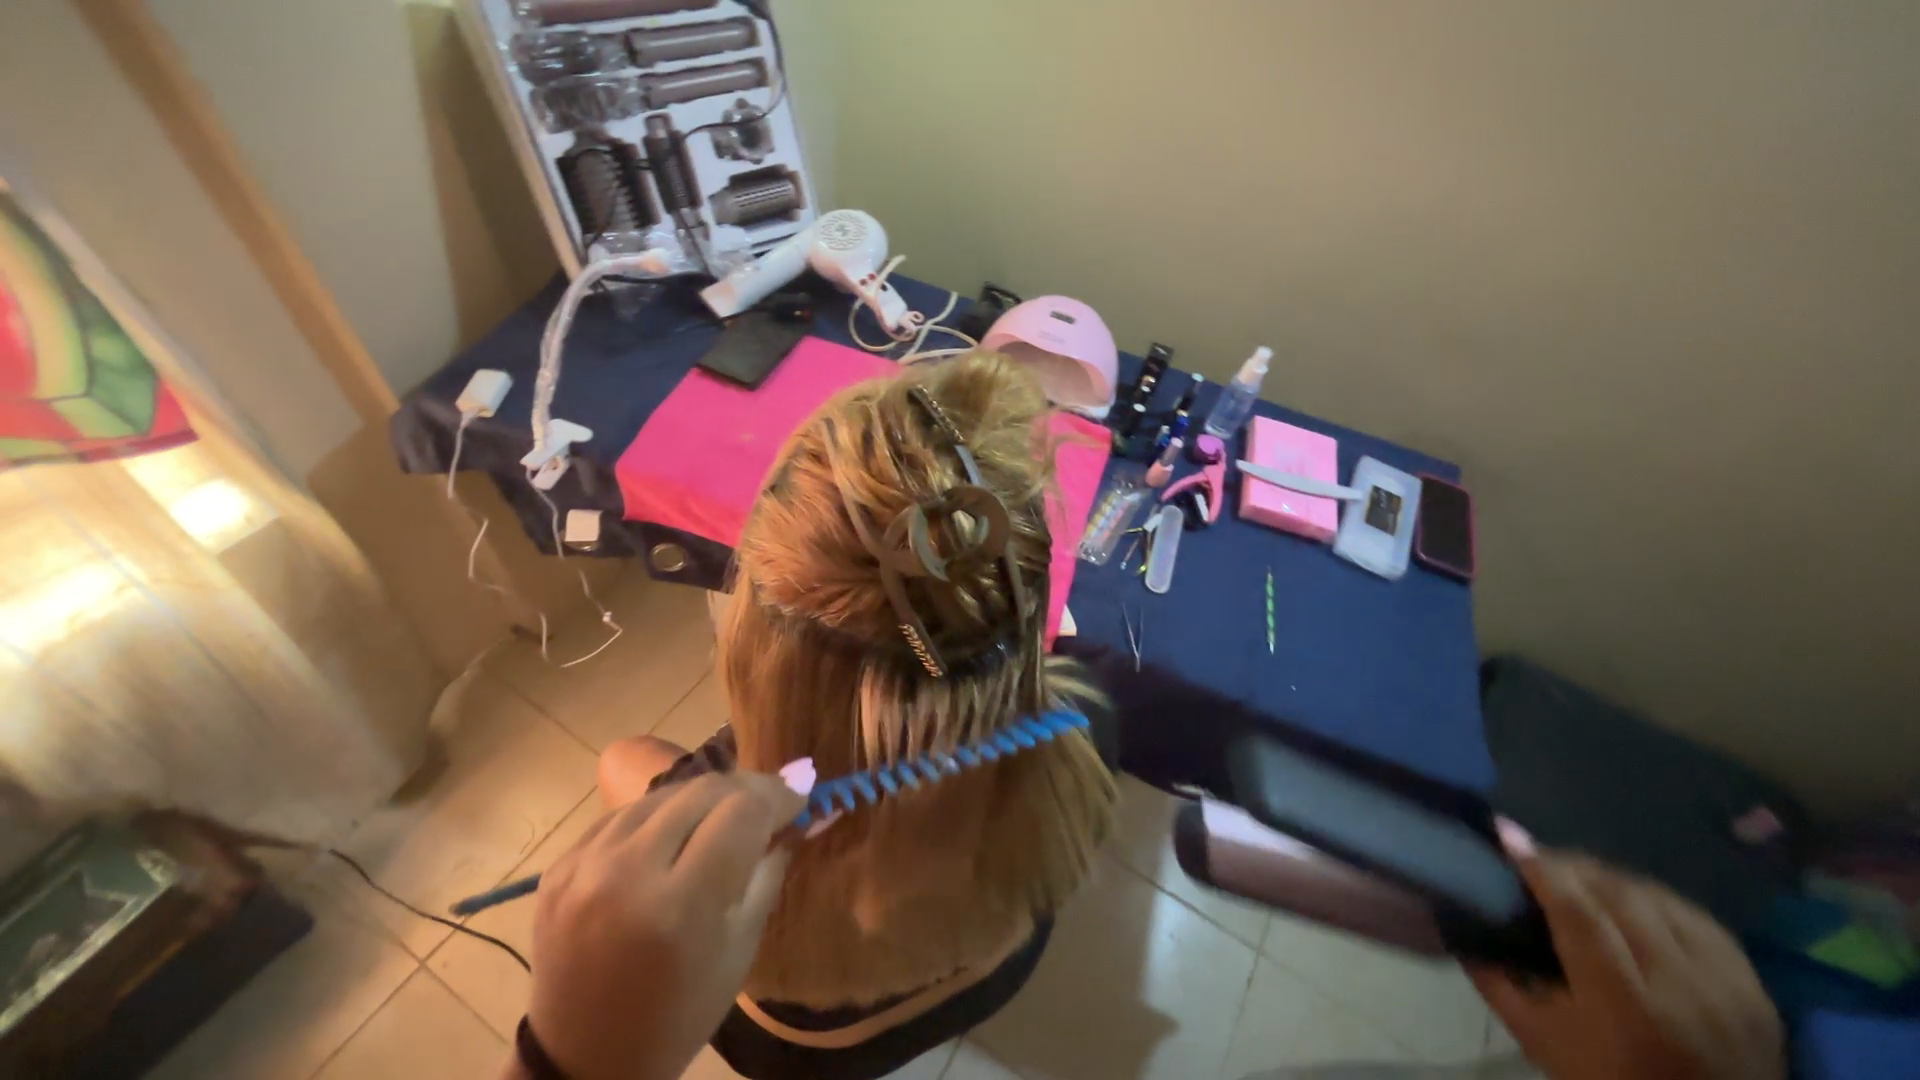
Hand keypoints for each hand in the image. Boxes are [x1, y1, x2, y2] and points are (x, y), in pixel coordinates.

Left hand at [520, 772, 803, 1079]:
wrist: (585, 1060)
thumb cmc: (681, 1013)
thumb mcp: (741, 946)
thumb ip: (771, 867)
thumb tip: (806, 810)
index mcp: (680, 906)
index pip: (743, 811)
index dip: (779, 796)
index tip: (801, 799)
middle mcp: (627, 873)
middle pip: (704, 789)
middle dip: (747, 788)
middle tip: (771, 803)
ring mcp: (585, 866)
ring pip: (664, 793)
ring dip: (704, 797)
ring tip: (724, 818)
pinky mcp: (561, 865)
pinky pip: (625, 814)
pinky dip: (660, 816)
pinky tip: (675, 835)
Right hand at [1469, 827, 1783, 1079]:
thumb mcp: (1538, 1040)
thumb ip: (1495, 979)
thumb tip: (1459, 923)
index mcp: (1625, 1005)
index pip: (1579, 913)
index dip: (1541, 867)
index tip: (1506, 834)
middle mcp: (1683, 986)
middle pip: (1619, 894)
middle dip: (1571, 867)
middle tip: (1537, 860)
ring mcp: (1727, 984)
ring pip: (1658, 897)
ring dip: (1610, 879)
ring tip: (1580, 879)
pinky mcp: (1753, 985)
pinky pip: (1696, 917)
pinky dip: (1654, 900)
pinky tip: (1631, 902)